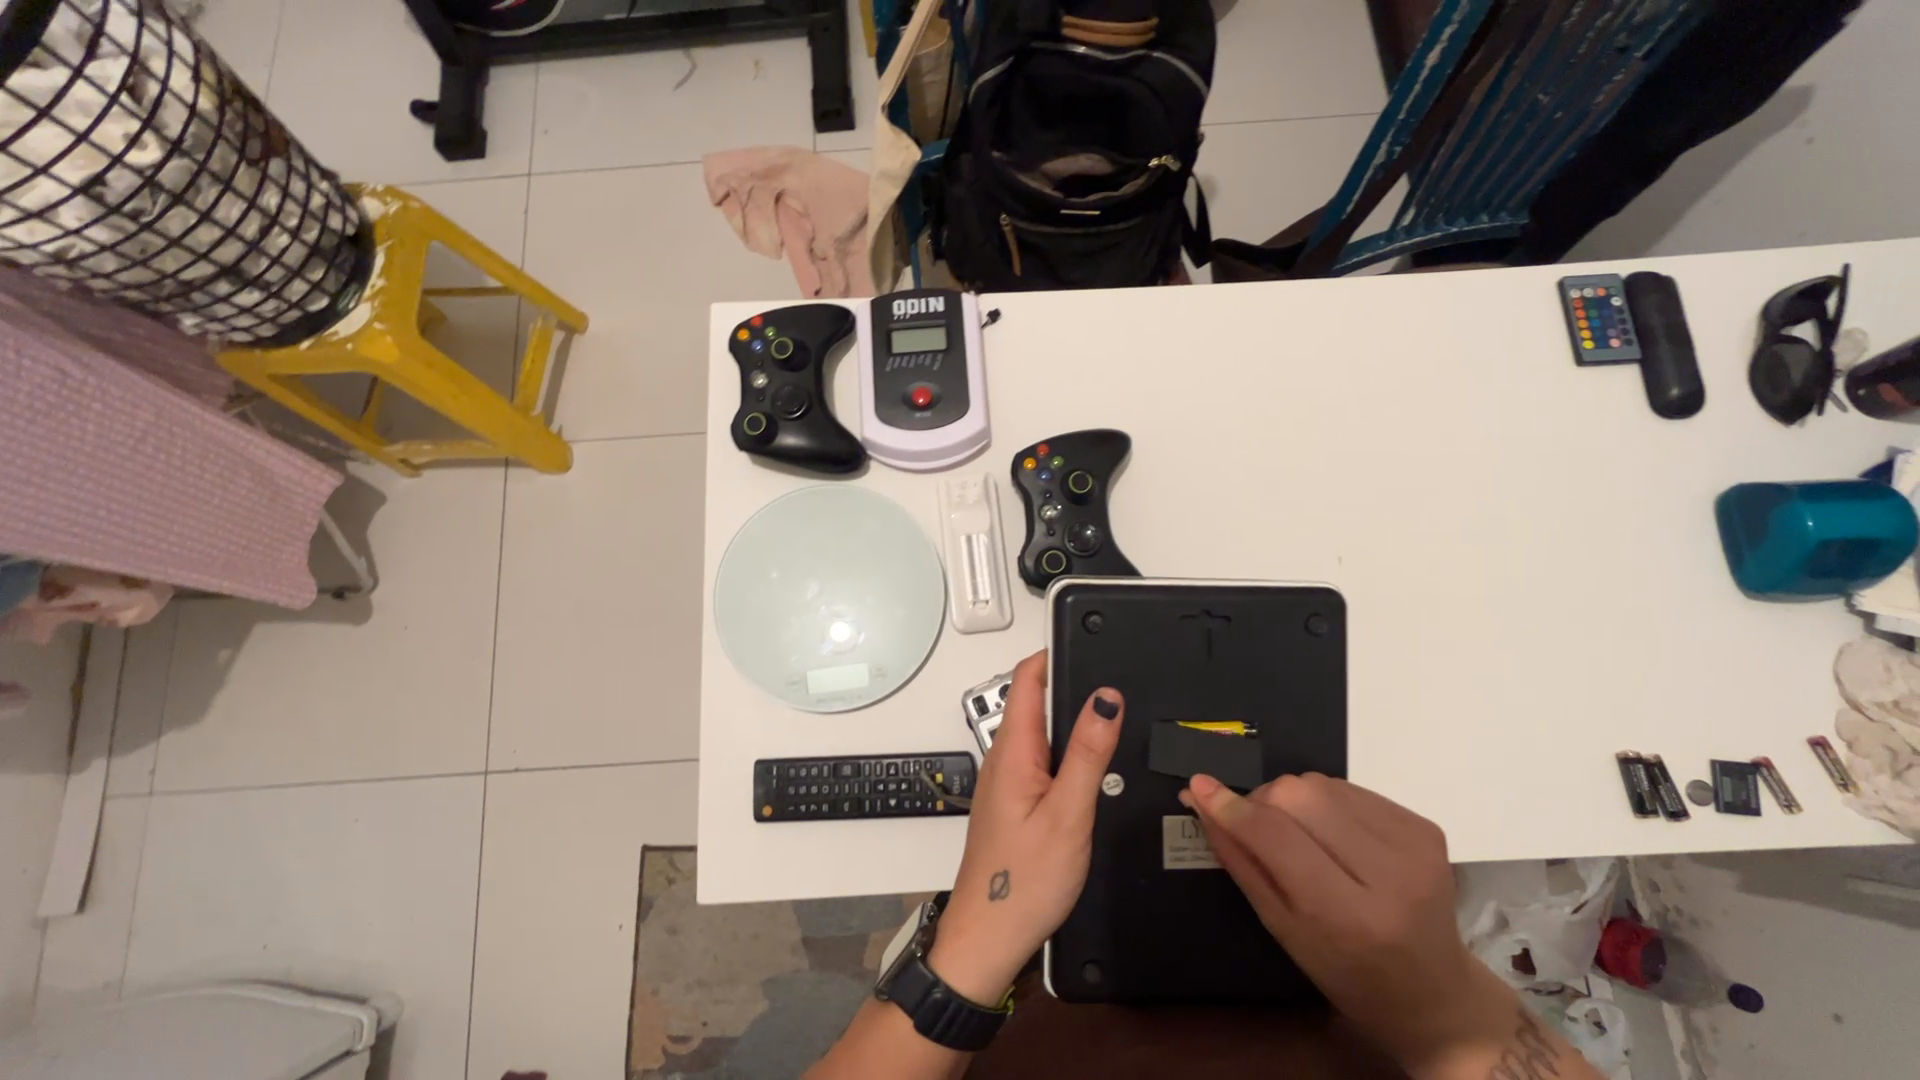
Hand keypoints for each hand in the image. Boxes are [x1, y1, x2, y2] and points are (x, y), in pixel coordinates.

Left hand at [927, 650, 1123, 1004]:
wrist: (990, 934)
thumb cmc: (1022, 882)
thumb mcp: (1069, 812)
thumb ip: (1088, 752)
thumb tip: (1104, 699)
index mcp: (1013, 751)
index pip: (1027, 680)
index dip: (1054, 653)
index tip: (1086, 641)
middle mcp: (1004, 758)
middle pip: (1033, 700)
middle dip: (1069, 683)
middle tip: (1110, 679)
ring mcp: (1006, 780)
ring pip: (1038, 730)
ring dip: (1069, 717)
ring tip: (1107, 719)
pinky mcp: (1013, 800)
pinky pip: (1039, 758)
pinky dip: (1064, 749)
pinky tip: (1088, 767)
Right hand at [1181, 773, 1530, 1075]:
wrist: (1433, 992)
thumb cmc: (1345, 972)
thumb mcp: (1282, 929)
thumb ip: (1240, 861)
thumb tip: (1200, 800)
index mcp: (1348, 915)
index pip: (1276, 836)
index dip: (1232, 807)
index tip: (1198, 787)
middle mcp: (1390, 872)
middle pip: (1298, 795)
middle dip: (1264, 802)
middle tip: (1258, 828)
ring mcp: (1415, 845)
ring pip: (1321, 783)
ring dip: (1295, 800)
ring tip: (1302, 837)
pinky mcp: (1426, 827)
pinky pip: (1351, 788)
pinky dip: (1326, 802)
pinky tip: (1333, 835)